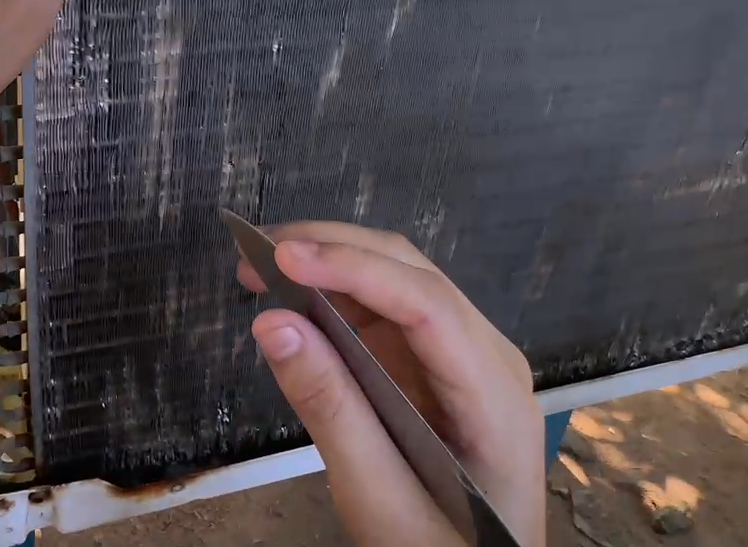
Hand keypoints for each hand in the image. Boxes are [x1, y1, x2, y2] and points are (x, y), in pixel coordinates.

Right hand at [238, 222, 545, 546]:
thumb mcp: (379, 498)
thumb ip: (329, 409)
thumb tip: (270, 321)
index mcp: (493, 394)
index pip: (426, 303)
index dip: (351, 268)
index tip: (279, 255)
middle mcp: (483, 352)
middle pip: (408, 271)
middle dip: (330, 249)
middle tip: (254, 253)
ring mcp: (455, 346)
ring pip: (391, 271)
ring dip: (325, 258)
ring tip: (259, 266)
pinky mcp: (424, 351)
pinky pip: (376, 299)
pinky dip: (328, 285)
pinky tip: (290, 290)